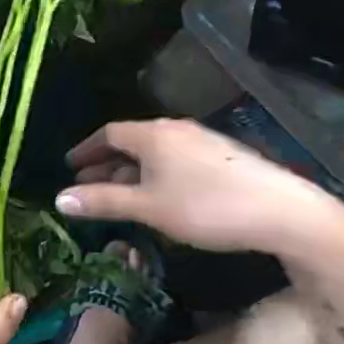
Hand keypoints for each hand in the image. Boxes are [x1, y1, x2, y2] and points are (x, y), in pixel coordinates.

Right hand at [54, 119, 343, 255]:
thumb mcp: (147, 207)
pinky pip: (176, 160)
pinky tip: (160, 197)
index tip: (70, 165)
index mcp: (153, 135)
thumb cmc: (205, 207)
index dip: (86, 149)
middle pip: (131, 142)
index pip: (108, 133)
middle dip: (107, 164)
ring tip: (118, 195)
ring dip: (132, 171)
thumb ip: (103, 202)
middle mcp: (176, 130)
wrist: (284, 213)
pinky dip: (156, 174)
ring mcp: (203, 142)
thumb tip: (59, 199)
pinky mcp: (224, 158)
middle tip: (87, 184)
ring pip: (155, 153)